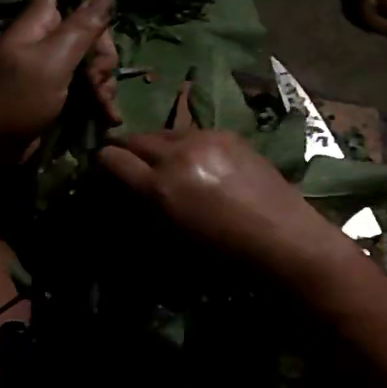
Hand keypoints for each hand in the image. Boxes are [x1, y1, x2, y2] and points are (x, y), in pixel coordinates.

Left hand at [0, 0, 117, 157]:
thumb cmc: (14, 98)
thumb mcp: (52, 60)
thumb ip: (80, 27)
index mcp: (38, 26)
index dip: (89, 1)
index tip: (110, 19)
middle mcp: (43, 45)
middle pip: (85, 34)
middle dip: (102, 55)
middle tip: (100, 79)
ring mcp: (49, 73)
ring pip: (88, 65)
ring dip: (103, 83)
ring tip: (105, 106)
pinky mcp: (54, 100)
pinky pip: (84, 91)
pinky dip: (98, 101)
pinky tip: (108, 116)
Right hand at [98, 129, 353, 281]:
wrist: (285, 240)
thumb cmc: (225, 255)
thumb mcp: (172, 237)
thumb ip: (144, 208)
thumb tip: (126, 191)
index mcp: (160, 187)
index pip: (113, 159)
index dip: (102, 164)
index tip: (102, 170)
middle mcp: (178, 154)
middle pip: (135, 138)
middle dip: (125, 150)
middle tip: (125, 163)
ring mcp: (205, 139)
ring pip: (163, 132)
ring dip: (154, 144)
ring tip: (160, 161)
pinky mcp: (227, 134)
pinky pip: (192, 133)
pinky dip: (183, 144)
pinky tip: (193, 160)